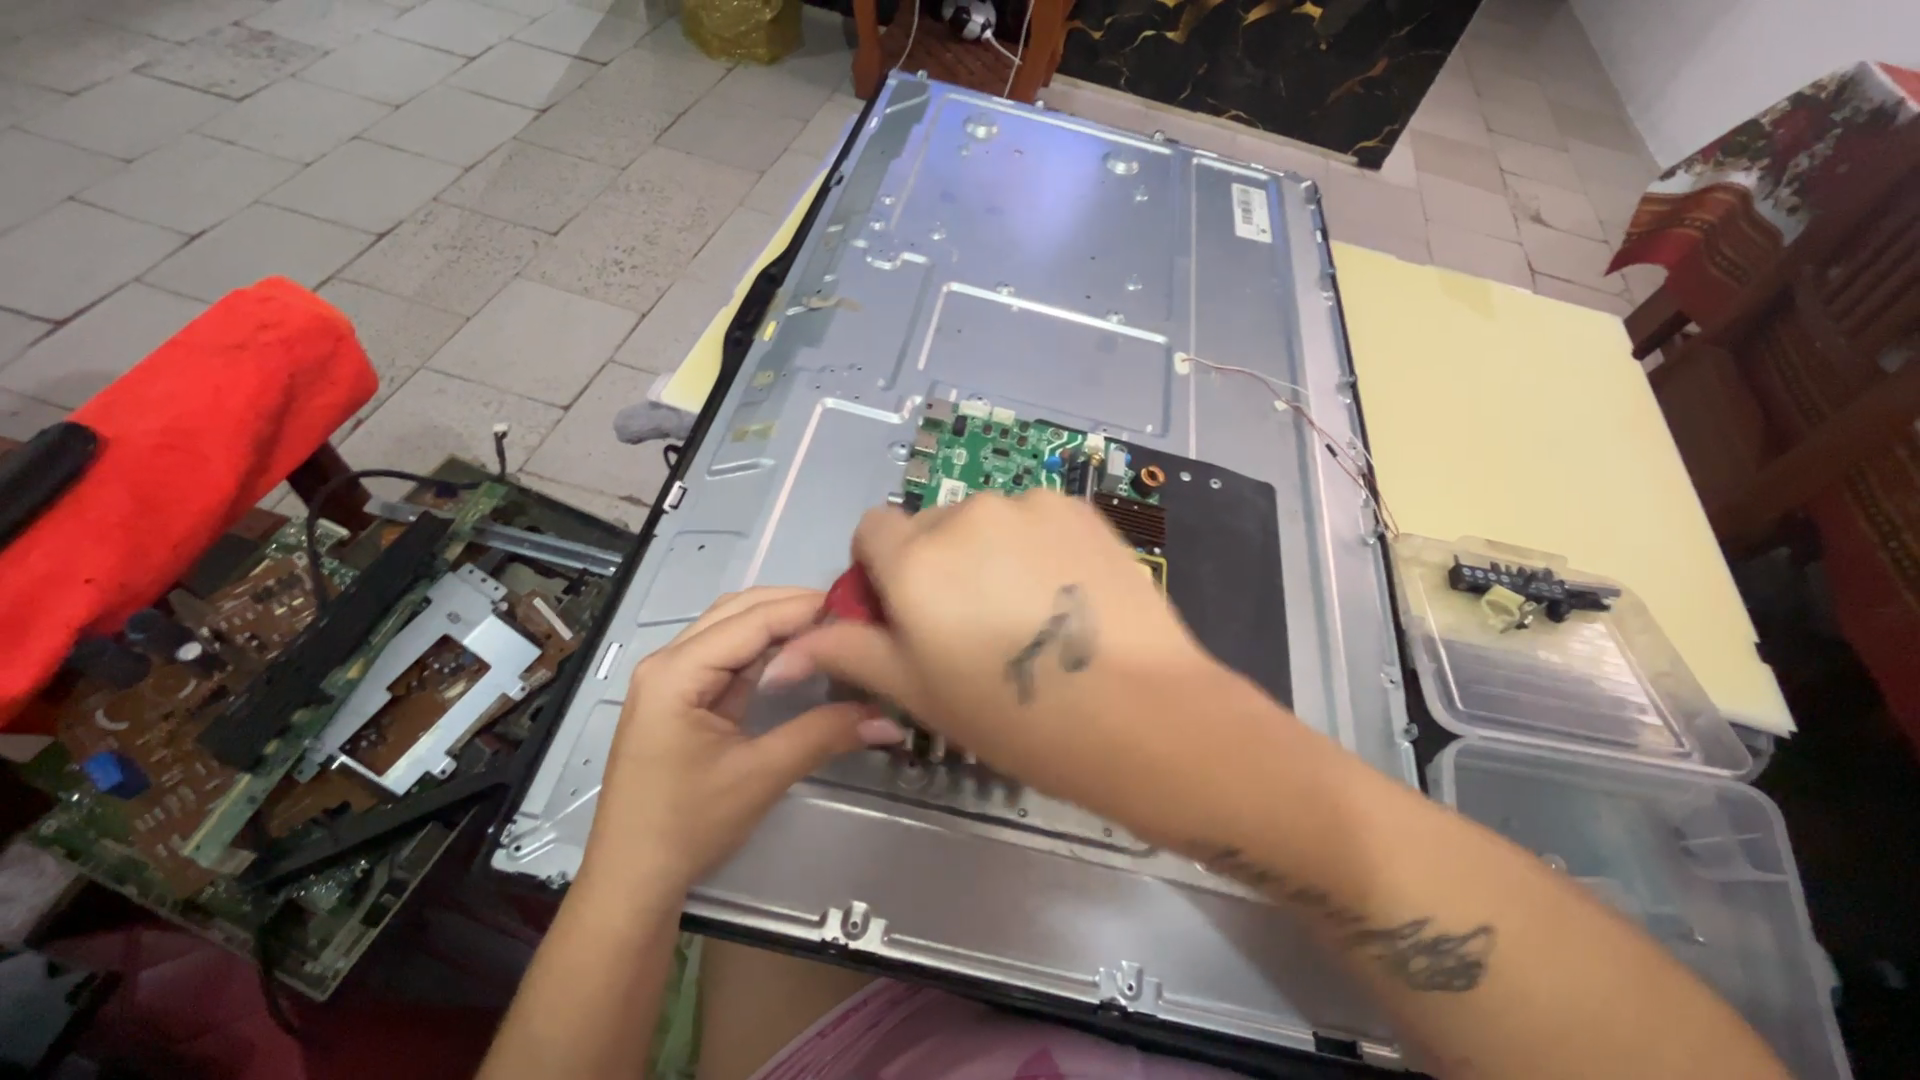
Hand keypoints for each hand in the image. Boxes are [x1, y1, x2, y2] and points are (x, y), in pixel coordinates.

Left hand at [580, 588, 904, 895]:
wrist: (632, 880)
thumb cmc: (687, 826)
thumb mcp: (762, 775)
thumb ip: (825, 734)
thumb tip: (889, 718)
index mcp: (676, 672)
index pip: (752, 619)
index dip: (806, 607)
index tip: (859, 606)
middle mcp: (668, 662)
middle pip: (738, 612)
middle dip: (794, 607)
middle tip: (851, 615)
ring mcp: (670, 680)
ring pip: (732, 631)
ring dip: (780, 625)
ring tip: (833, 630)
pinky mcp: (680, 699)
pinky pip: (727, 658)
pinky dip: (765, 652)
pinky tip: (800, 657)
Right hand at [764, 491, 1240, 825]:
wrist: (1138, 712)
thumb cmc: (1015, 717)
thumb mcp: (919, 693)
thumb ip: (851, 653)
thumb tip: (786, 651)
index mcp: (915, 560)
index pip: (871, 529)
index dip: (881, 569)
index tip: (908, 614)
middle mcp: (965, 516)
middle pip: (930, 526)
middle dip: (936, 563)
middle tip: (973, 625)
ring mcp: (1028, 506)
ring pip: (985, 521)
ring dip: (988, 553)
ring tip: (1028, 614)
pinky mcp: (1079, 509)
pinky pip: (1035, 519)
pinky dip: (1035, 547)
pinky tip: (1064, 597)